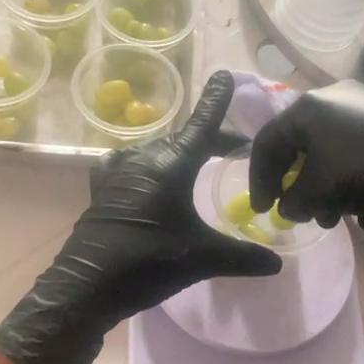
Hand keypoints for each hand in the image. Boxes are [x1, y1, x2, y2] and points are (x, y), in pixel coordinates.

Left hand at [0, 71, 281, 363]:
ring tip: (197, 166)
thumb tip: (277, 264)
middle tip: (234, 152)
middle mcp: (144, 158)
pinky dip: (147, 165)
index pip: (202, 125)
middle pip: (184, 139)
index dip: (216, 102)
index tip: (224, 76)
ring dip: (179, 154)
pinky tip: (149, 177)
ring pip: (157, 152)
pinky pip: (129, 164)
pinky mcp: (101, 188)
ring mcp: (118, 171)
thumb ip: (243, 257)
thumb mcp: (202, 259)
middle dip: (211, 141)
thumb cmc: (148, 264)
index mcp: (172, 164)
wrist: (87, 286)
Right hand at [248, 80, 363, 227]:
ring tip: (339, 221)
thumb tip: (289, 206)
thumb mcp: (323, 190)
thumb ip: (294, 200)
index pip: (268, 143)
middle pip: (301, 150)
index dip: (260, 180)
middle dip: (300, 190)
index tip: (263, 210)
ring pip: (332, 156)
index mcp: (309, 108)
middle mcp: (334, 100)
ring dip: (328, 192)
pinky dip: (356, 184)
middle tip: (305, 218)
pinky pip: (359, 155)